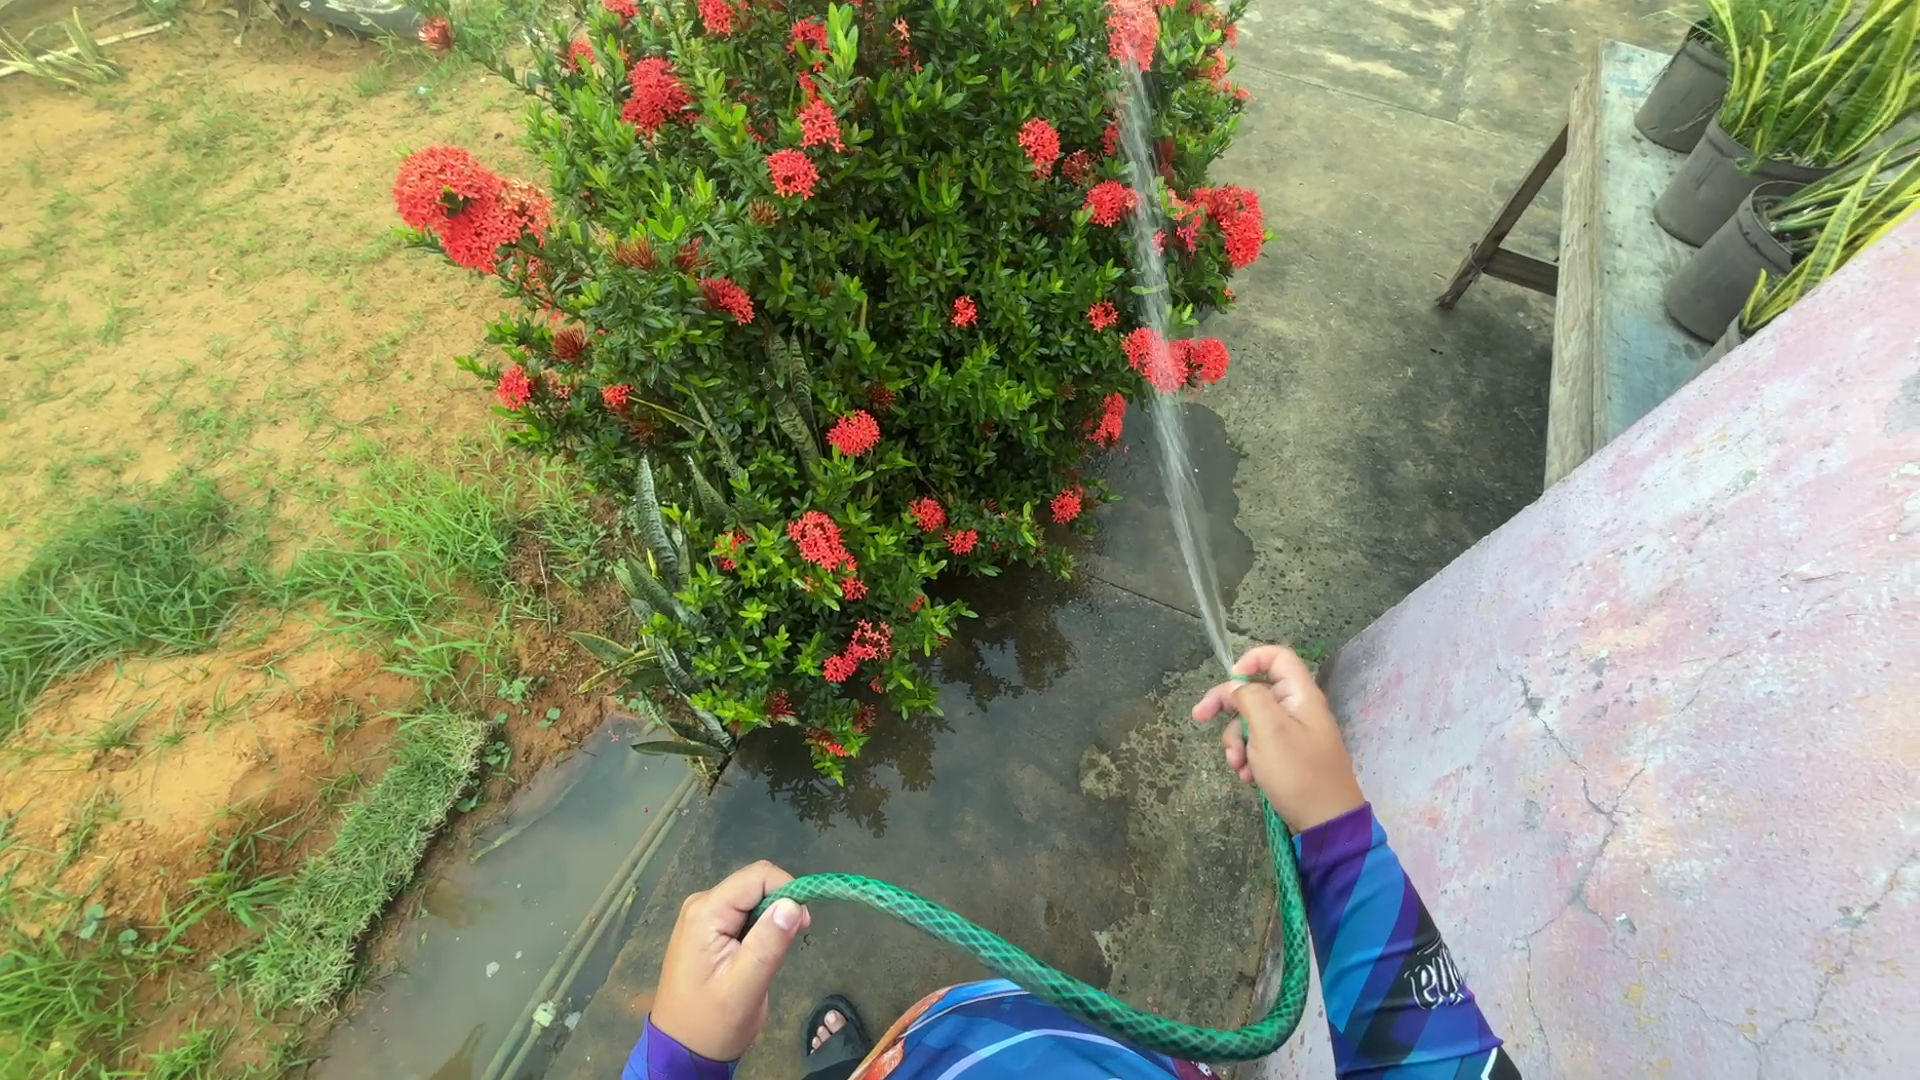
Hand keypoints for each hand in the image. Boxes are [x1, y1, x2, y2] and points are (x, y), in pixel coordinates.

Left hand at [649, 860, 811, 1060]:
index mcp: (706, 912)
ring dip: (770, 918)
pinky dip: (760, 927)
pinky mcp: (709, 927)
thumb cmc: (711, 1025)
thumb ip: (768, 943)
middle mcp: (703, 904)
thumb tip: (793, 903)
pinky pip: (744, 911)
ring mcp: (704, 915)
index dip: (788, 890)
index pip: (758, 876)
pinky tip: (757, 954)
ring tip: (771, 955)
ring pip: (753, 896)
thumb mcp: (744, 988)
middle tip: (790, 942)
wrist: (681, 1054)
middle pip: (756, 883)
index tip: (803, 923)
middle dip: (780, 905)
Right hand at [1192, 645, 1365, 831]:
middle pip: (1255, 691)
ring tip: (1238, 765)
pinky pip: (1259, 744)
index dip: (1251, 660)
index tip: (1230, 680)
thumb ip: (1250, 699)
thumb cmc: (1299, 773)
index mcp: (1300, 695)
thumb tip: (1236, 686)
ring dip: (1237, 740)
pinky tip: (1247, 775)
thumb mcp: (1269, 731)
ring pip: (1252, 720)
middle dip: (1227, 707)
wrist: (1328, 825)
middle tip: (1200, 717)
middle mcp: (1297, 709)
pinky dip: (1248, 756)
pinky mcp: (1288, 755)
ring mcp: (1293, 733)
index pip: (1277, 656)